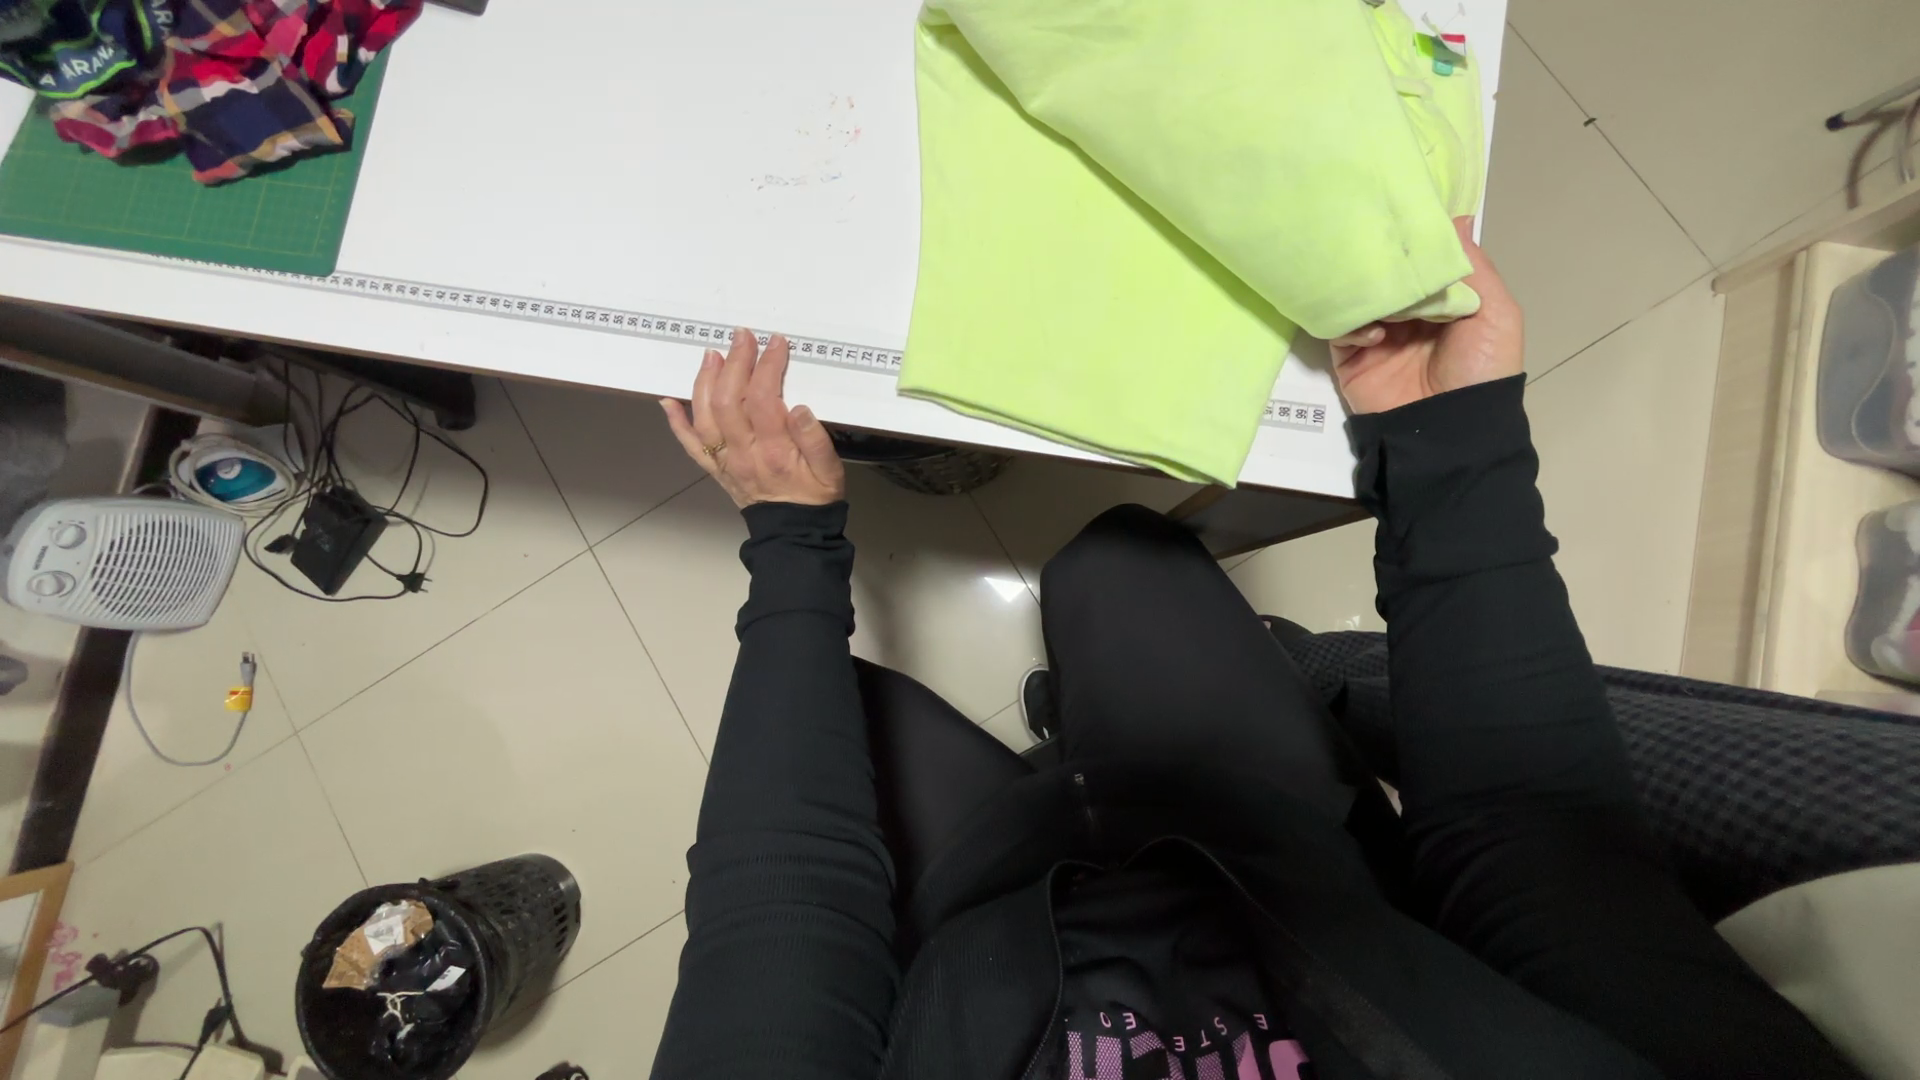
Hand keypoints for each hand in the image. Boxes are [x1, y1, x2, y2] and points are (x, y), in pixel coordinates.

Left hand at [660, 328, 846, 508]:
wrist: (794, 534)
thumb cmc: (815, 497)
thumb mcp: (830, 470)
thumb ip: (814, 438)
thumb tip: (798, 407)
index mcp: (774, 450)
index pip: (763, 397)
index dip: (767, 366)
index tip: (775, 343)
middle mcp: (742, 452)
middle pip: (728, 399)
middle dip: (735, 362)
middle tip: (743, 337)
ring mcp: (724, 460)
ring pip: (704, 415)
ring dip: (705, 381)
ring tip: (713, 355)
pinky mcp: (715, 468)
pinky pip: (689, 444)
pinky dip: (676, 421)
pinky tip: (668, 401)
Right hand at [1330, 217, 1524, 414]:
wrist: (1450, 426)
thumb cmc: (1481, 367)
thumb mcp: (1495, 313)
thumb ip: (1474, 268)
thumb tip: (1457, 219)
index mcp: (1444, 302)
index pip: (1422, 264)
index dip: (1414, 244)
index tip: (1403, 219)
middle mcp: (1408, 317)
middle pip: (1386, 279)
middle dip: (1384, 265)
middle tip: (1378, 248)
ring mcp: (1376, 338)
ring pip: (1359, 301)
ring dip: (1366, 294)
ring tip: (1378, 296)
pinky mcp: (1350, 360)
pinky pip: (1339, 332)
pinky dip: (1351, 326)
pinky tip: (1373, 333)